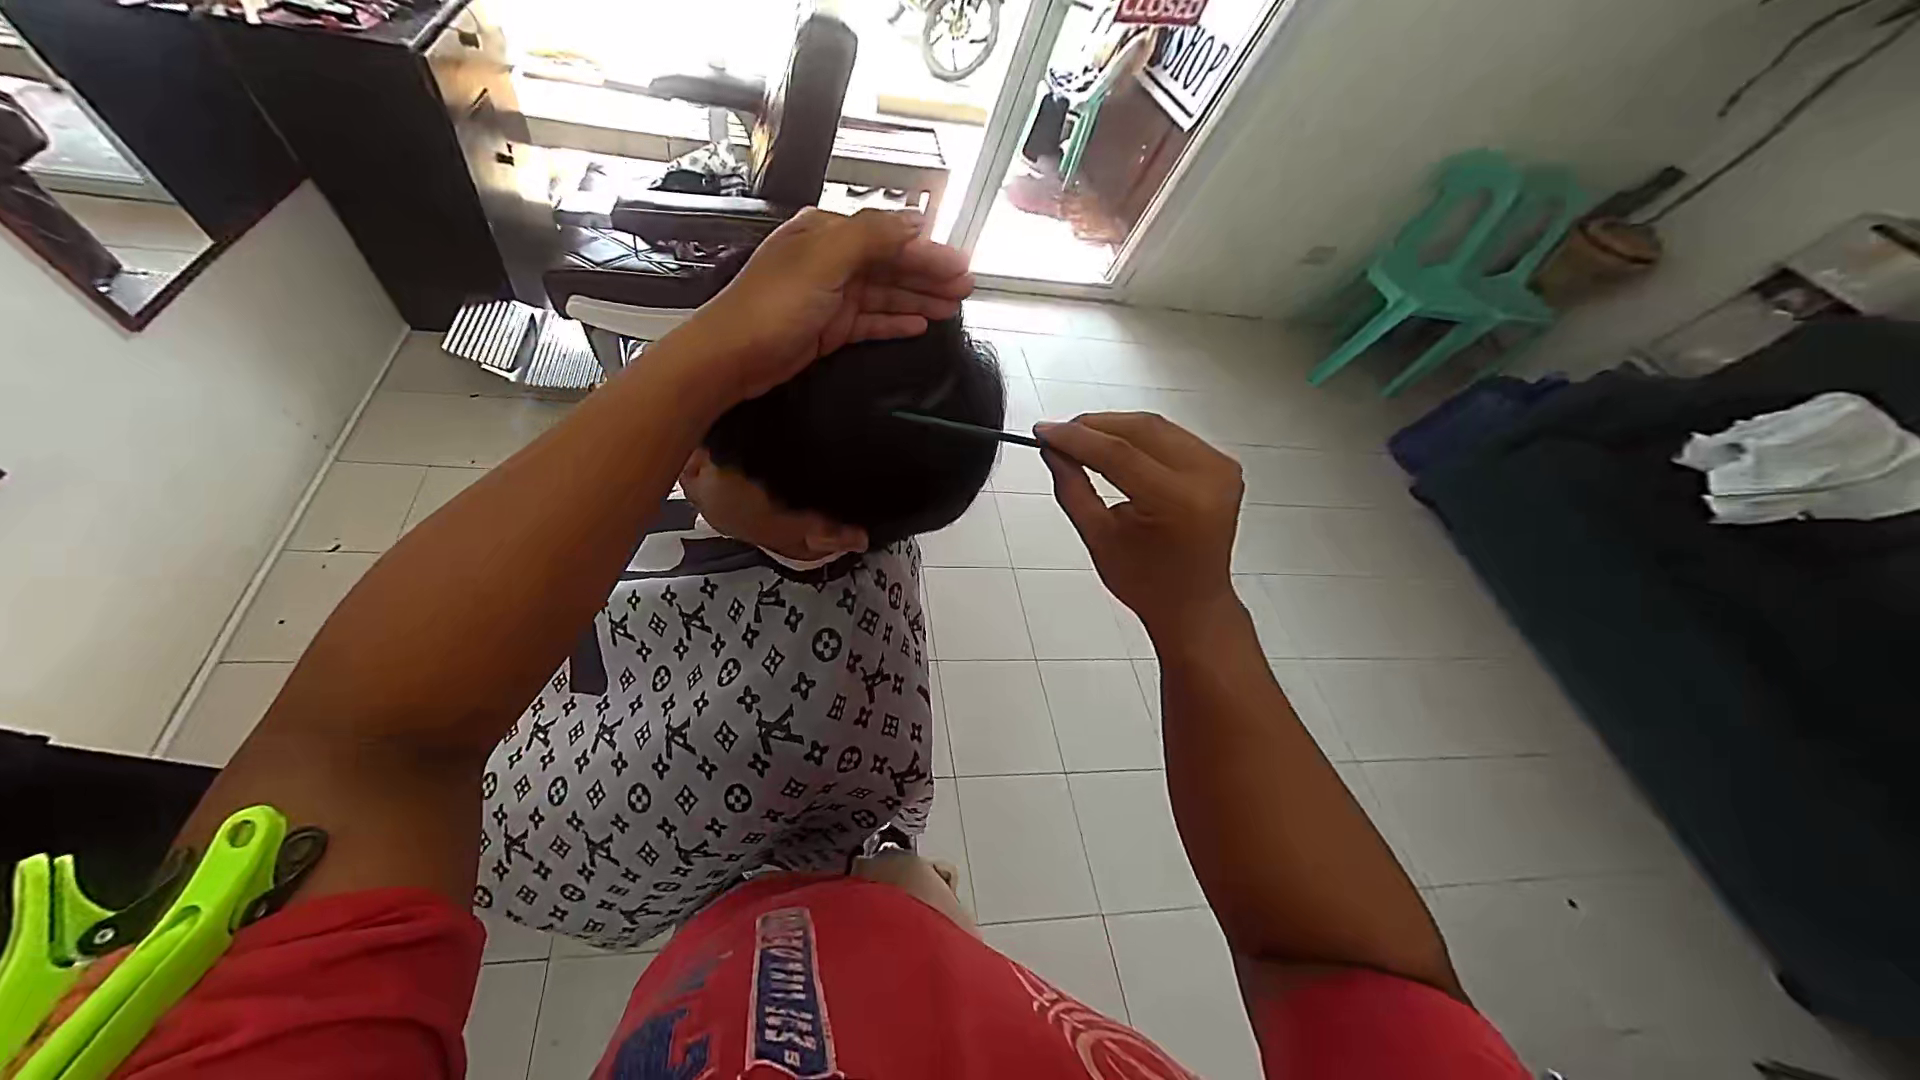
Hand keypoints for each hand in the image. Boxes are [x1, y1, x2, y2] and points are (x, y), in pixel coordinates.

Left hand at [677, 208, 973, 399]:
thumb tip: (913, 221)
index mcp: (827, 234)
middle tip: (967, 287)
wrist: (732, 358)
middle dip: (930, 275)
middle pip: (891, 265)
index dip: (928, 251)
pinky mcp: (829, 328)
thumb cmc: (770, 306)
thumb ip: (871, 236)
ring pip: (886, 295)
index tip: (961, 264)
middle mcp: (830, 261)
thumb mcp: (824, 259)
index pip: (889, 237)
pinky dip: (896, 321)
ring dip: (920, 299)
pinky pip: (872, 321)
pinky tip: (919, 324)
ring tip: (953, 306)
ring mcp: (830, 296)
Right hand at [1037, 413, 1244, 637]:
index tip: (1046, 432)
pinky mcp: (1221, 465)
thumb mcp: (1098, 537)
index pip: (1118, 453)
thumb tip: (1053, 450)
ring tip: (1080, 438)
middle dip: (1093, 426)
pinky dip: (1139, 435)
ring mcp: (1219, 469)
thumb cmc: (1150, 583)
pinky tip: (1113, 443)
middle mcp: (1207, 479)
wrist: (1192, 603)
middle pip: (1140, 429)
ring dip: (1114, 426)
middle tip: (1059, 433)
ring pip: (1155, 427)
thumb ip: (1072, 487)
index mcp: (1178, 502)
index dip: (1076, 438)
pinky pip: (1172, 436)